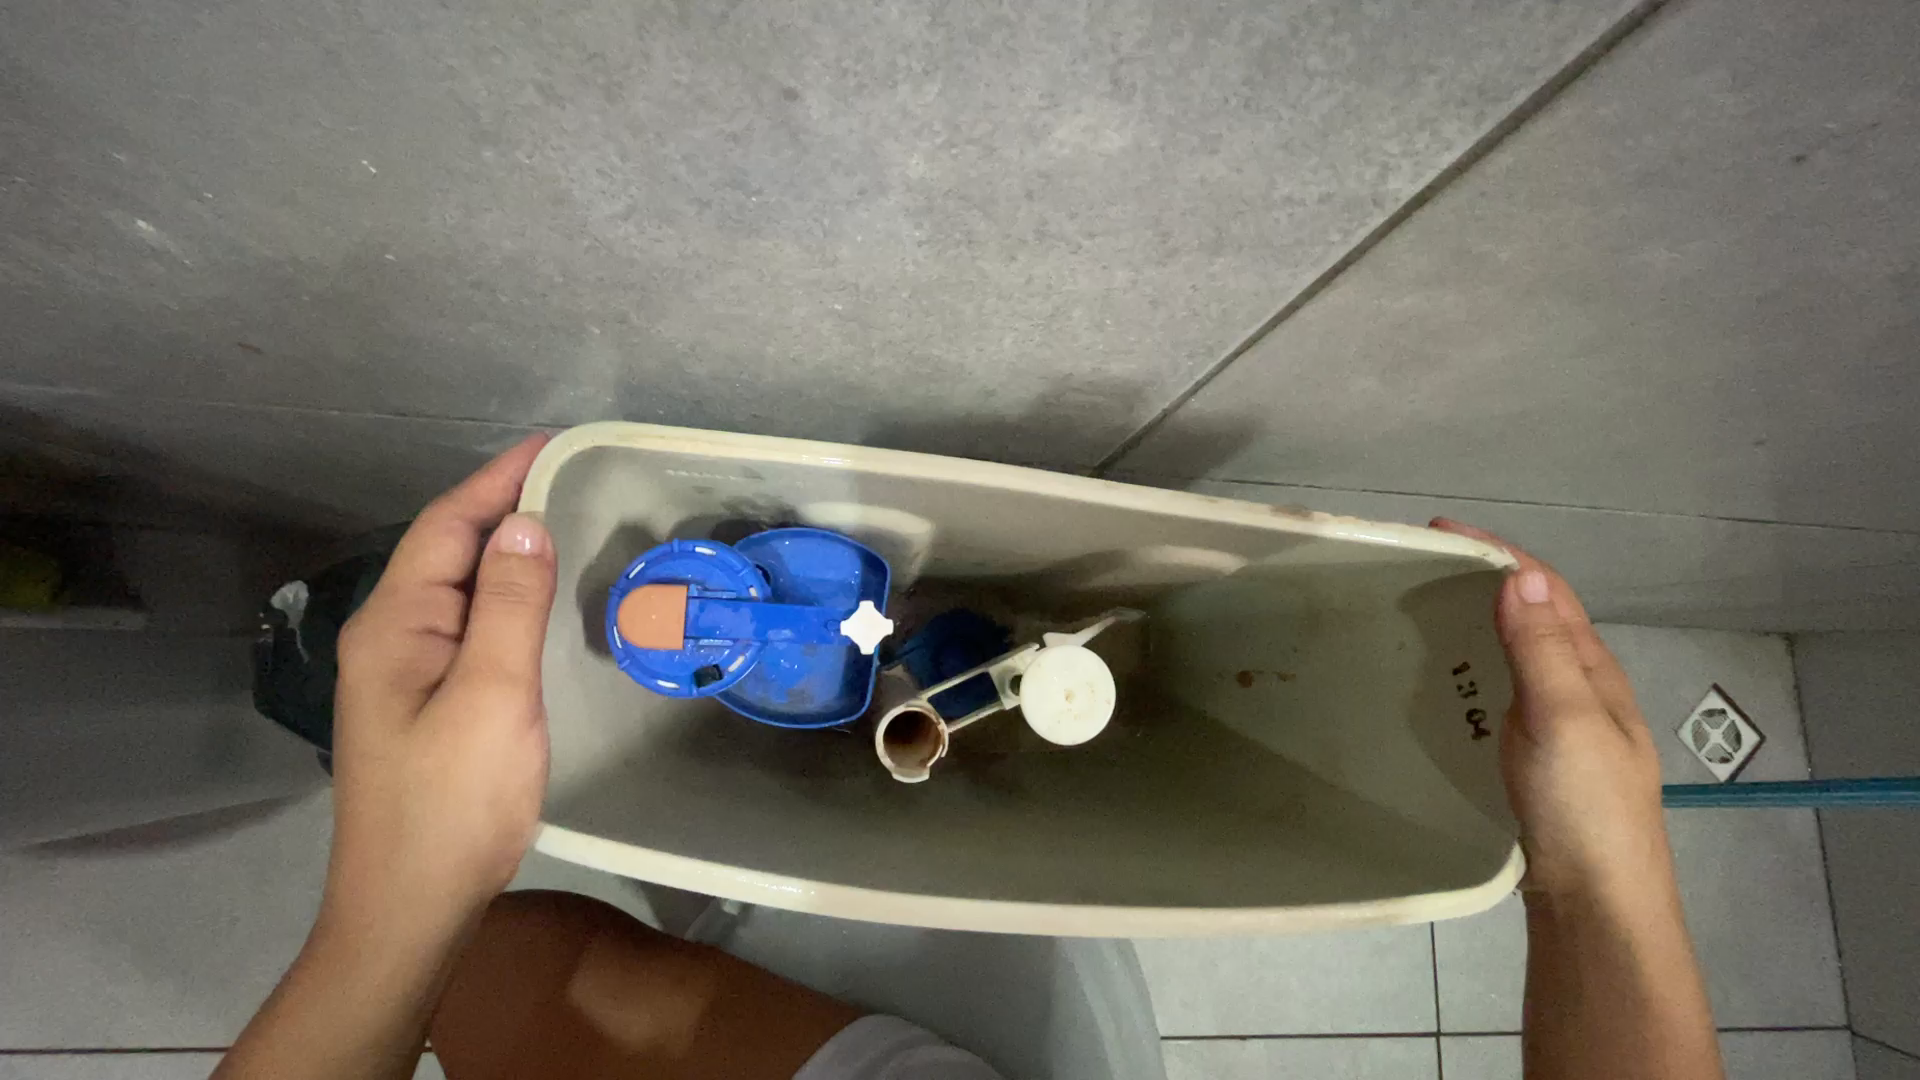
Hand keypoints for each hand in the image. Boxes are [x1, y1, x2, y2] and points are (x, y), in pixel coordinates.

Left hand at [325, 434, 557, 939]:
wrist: (416, 901)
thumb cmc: (456, 798)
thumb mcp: (491, 695)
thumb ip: (508, 606)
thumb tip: (525, 523)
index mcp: (397, 625)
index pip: (447, 527)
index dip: (497, 479)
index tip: (554, 446)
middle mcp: (394, 636)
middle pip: (448, 548)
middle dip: (503, 502)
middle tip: (572, 477)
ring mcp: (410, 668)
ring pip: (460, 583)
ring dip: (505, 543)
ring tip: (563, 516)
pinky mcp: (434, 694)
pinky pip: (472, 617)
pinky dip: (508, 587)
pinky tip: (537, 590)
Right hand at [1431, 519, 1669, 905]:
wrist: (1593, 896)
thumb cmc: (1582, 805)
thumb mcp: (1564, 720)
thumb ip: (1542, 650)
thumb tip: (1518, 574)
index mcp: (1592, 671)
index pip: (1546, 590)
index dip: (1497, 552)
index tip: (1437, 531)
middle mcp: (1577, 685)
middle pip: (1530, 612)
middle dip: (1481, 575)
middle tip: (1418, 566)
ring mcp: (1556, 718)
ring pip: (1513, 646)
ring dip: (1473, 614)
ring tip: (1418, 606)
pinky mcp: (1531, 745)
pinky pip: (1497, 680)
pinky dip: (1468, 656)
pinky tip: (1438, 671)